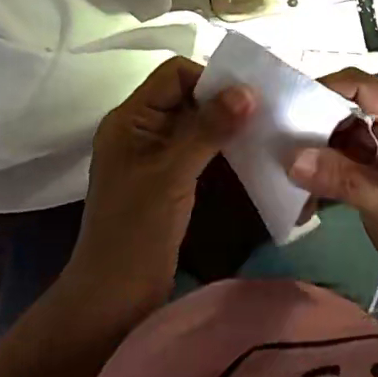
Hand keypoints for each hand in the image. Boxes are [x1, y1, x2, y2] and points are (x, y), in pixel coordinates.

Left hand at [65, 57, 254, 306]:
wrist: (113, 301)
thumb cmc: (136, 230)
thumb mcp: (173, 174)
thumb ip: (209, 129)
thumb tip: (248, 90)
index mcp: (129, 119)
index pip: (173, 75)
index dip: (209, 79)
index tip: (247, 98)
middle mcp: (140, 130)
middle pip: (185, 96)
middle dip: (222, 101)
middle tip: (264, 112)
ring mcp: (153, 157)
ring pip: (194, 124)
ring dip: (225, 126)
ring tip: (262, 132)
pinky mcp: (166, 181)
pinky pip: (196, 150)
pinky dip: (220, 149)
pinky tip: (248, 157)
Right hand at [286, 69, 377, 298]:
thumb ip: (340, 177)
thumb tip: (290, 158)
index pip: (361, 86)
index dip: (326, 86)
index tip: (289, 102)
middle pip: (343, 109)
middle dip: (311, 121)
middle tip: (274, 135)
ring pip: (336, 136)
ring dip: (311, 150)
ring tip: (277, 163)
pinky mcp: (369, 175)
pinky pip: (337, 163)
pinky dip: (318, 174)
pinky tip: (295, 192)